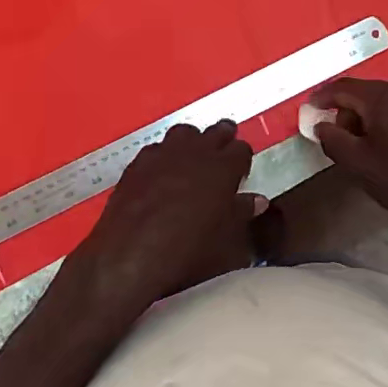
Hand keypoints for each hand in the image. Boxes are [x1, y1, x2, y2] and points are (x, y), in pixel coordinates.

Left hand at [52, 120, 262, 326]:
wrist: (131, 254)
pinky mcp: (137, 163)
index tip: (241, 172)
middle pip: (216, 132)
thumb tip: (256, 201)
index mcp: (222, 168)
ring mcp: (163, 154)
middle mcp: (194, 152)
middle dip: (223, 139)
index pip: (241, 149)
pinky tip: (162, 171)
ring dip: (193, 141)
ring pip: (184, 132)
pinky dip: (164, 155)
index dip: (243, 159)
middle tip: (224, 153)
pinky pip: (156, 148)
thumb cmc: (187, 250)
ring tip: (194, 157)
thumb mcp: (225, 238)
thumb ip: (242, 213)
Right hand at [311, 78, 387, 228]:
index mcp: (381, 98)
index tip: (309, 110)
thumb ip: (331, 137)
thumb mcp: (356, 161)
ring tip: (358, 145)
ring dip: (362, 116)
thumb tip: (320, 124)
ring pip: (378, 100)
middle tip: (335, 137)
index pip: (342, 87)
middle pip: (361, 92)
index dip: (322, 98)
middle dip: (344, 111)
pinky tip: (379, 144)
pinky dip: (380, 119)